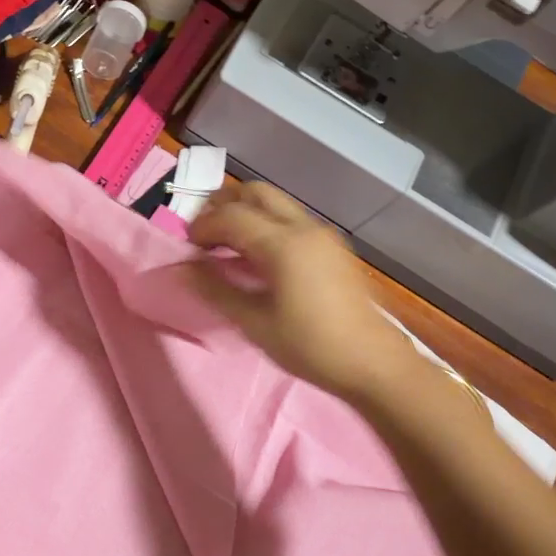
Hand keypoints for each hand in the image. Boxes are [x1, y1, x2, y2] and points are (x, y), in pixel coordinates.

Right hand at [184, 183, 420, 397]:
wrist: (372, 362)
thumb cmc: (309, 346)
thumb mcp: (254, 323)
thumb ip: (216, 289)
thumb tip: (183, 268)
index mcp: (284, 244)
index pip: (231, 215)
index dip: (202, 225)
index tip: (185, 246)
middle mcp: (305, 228)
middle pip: (256, 193)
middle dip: (223, 205)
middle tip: (203, 234)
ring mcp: (323, 234)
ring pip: (275, 203)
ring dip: (245, 213)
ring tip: (225, 246)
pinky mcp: (333, 247)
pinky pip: (291, 220)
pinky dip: (266, 225)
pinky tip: (256, 258)